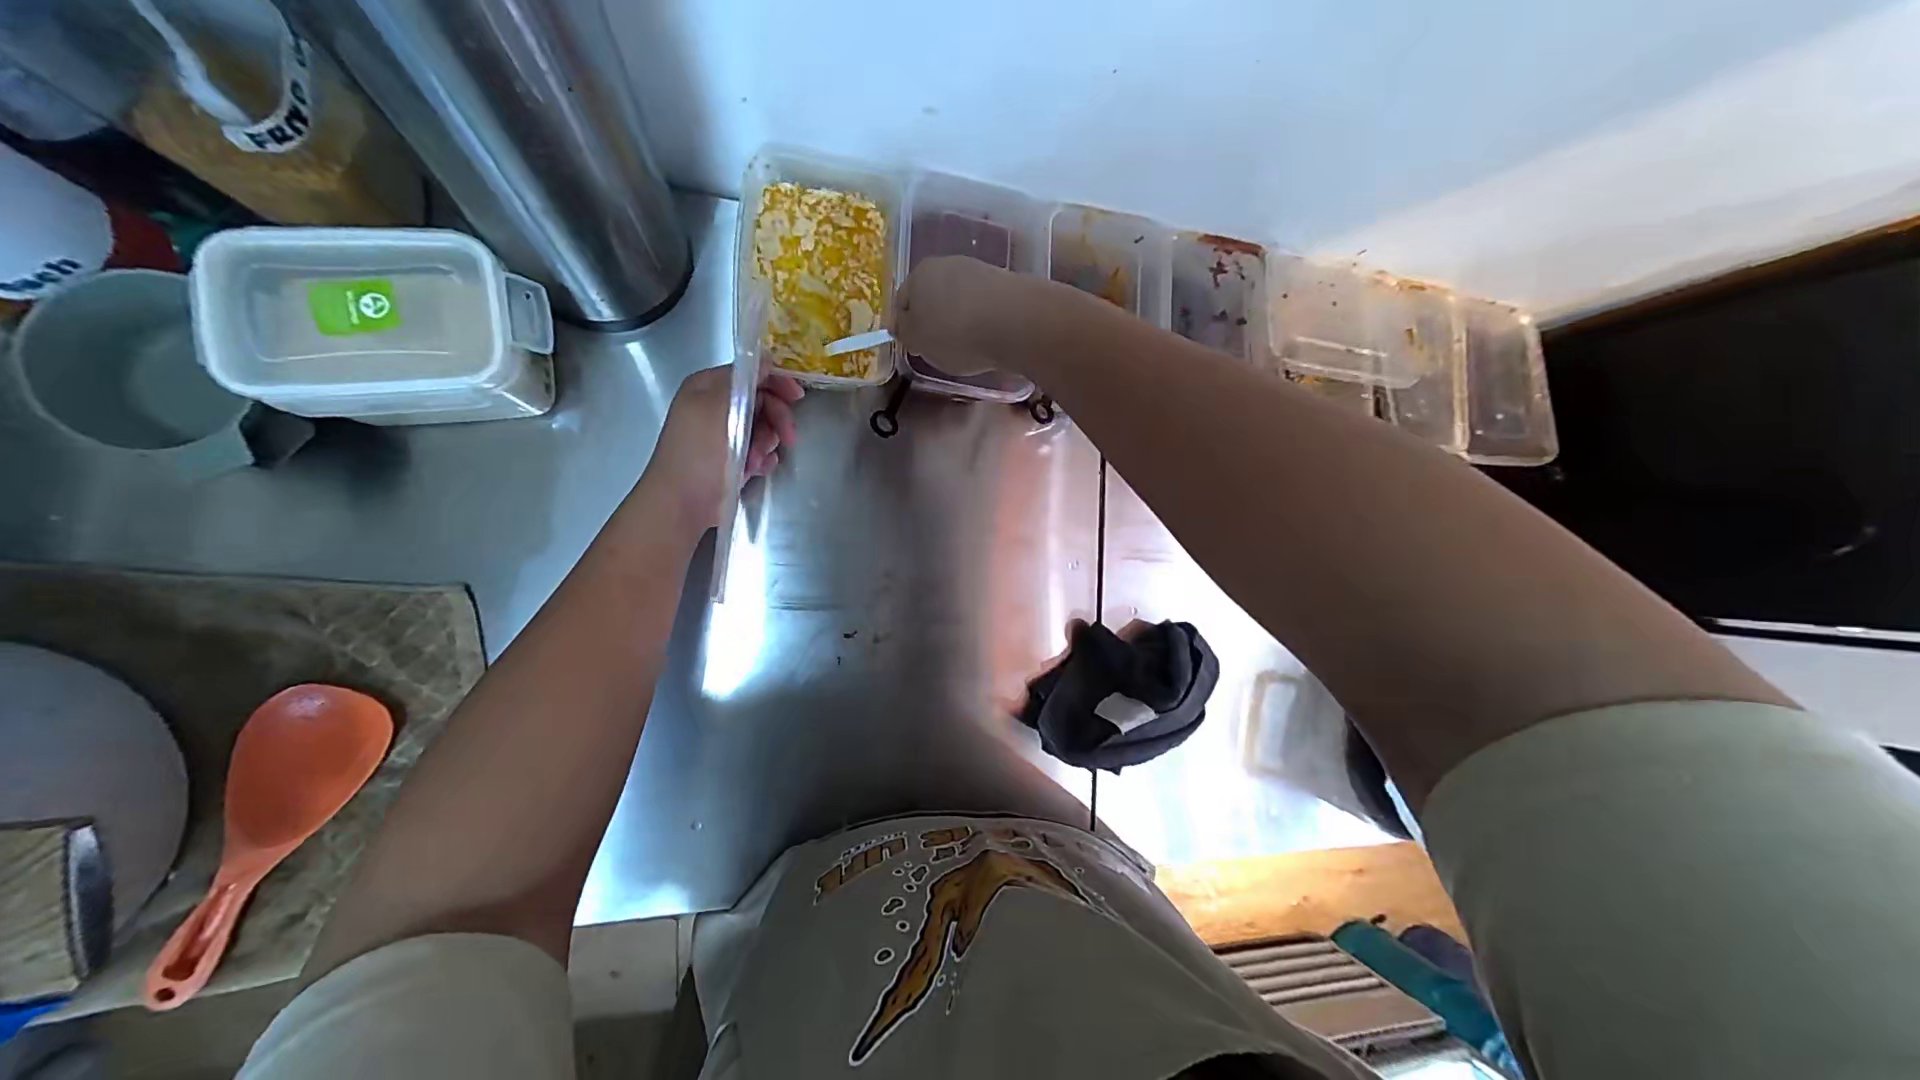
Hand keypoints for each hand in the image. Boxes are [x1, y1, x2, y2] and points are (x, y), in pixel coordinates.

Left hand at [639, 364, 803, 533]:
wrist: (682, 502)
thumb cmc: (699, 452)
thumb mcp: (719, 406)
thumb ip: (743, 381)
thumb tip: (767, 360)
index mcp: (708, 388)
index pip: (750, 374)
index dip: (776, 383)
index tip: (798, 397)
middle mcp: (716, 407)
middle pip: (761, 402)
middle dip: (776, 419)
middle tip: (788, 437)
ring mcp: (724, 435)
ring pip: (763, 429)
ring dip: (767, 444)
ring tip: (756, 460)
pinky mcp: (732, 459)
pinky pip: (759, 452)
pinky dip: (762, 460)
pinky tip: (756, 469)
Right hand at [894, 256, 1062, 376]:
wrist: (1014, 321)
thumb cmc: (954, 333)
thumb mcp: (919, 341)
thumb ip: (907, 333)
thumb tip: (903, 326)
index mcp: (918, 274)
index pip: (903, 301)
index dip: (905, 325)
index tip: (914, 346)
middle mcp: (947, 264)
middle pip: (933, 295)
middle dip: (933, 319)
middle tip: (938, 348)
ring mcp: (979, 270)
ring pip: (959, 298)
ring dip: (959, 319)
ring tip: (966, 346)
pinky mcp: (1005, 282)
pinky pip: (984, 305)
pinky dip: (981, 320)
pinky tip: (987, 337)